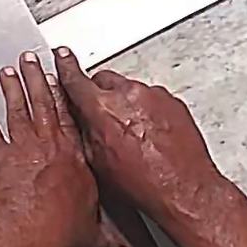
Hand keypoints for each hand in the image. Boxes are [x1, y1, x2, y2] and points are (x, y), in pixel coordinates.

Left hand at [0, 52, 130, 246]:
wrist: (28, 232)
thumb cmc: (58, 230)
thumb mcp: (92, 238)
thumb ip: (107, 242)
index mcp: (76, 159)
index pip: (73, 119)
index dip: (67, 96)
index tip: (62, 78)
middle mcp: (50, 146)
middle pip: (44, 103)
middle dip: (37, 79)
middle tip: (32, 59)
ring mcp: (25, 149)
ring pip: (19, 110)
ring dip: (13, 89)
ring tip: (8, 71)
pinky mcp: (2, 159)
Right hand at [53, 47, 236, 237]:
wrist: (184, 190)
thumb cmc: (144, 184)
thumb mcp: (97, 163)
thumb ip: (83, 131)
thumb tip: (78, 119)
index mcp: (103, 109)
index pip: (76, 79)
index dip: (66, 66)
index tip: (62, 57)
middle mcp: (128, 96)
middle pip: (104, 80)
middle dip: (100, 95)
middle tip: (103, 118)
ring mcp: (153, 96)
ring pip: (129, 90)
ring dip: (125, 104)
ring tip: (132, 134)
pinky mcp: (171, 101)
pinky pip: (151, 98)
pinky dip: (146, 111)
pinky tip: (149, 134)